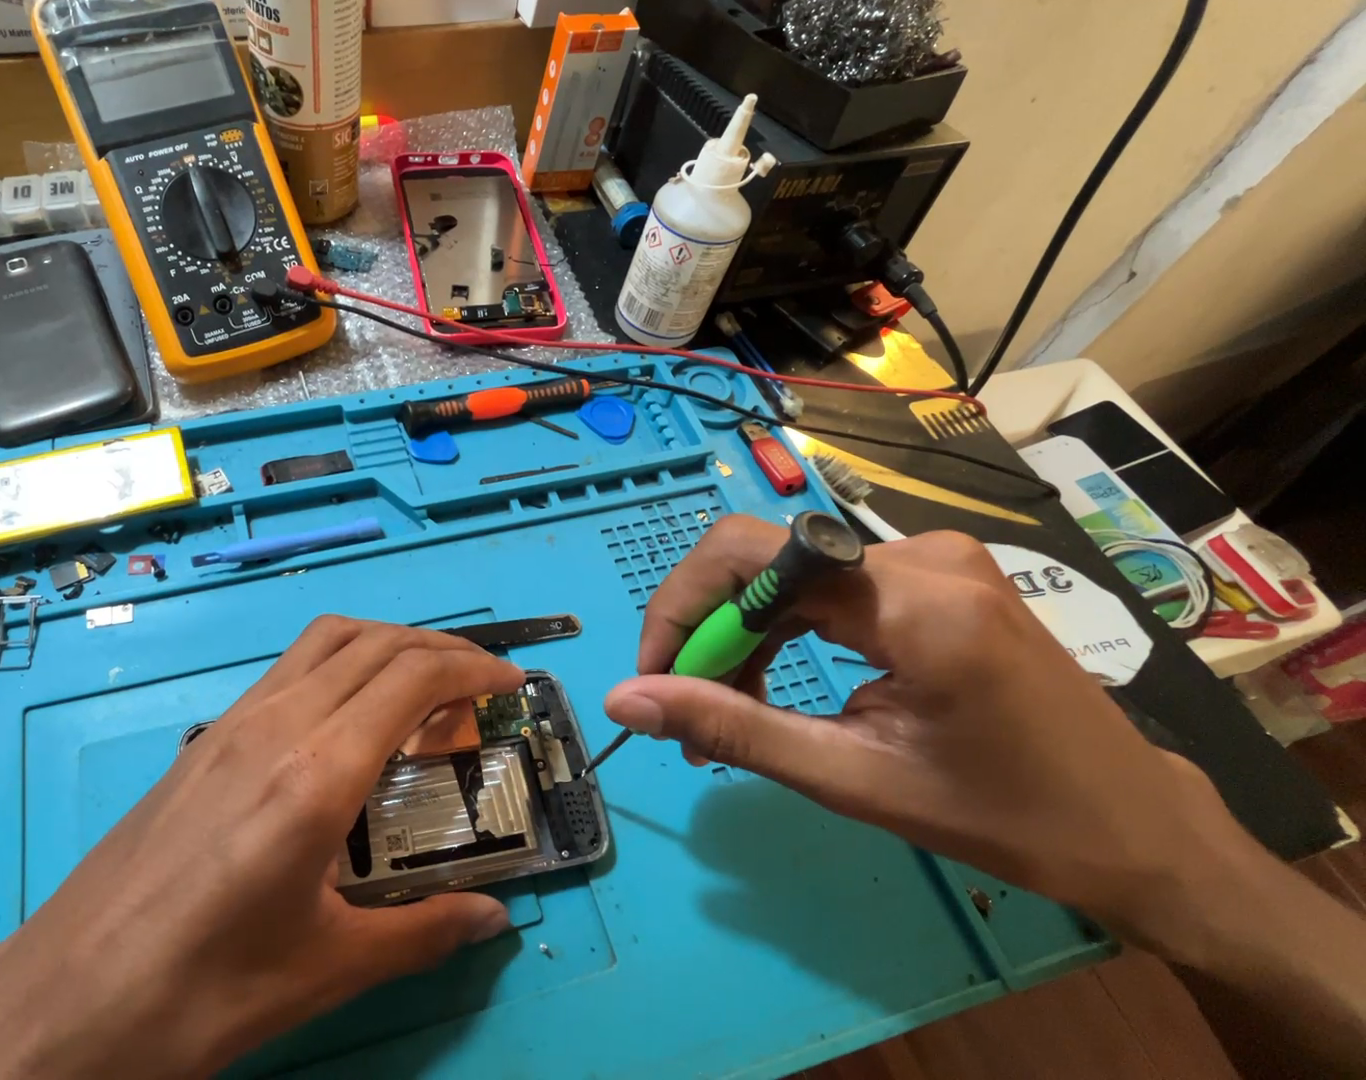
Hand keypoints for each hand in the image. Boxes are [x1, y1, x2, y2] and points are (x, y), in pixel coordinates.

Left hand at [0, 618, 520, 1078]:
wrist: (68, 998)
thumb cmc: (205, 991)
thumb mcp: (329, 968)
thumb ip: (424, 932)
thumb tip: (495, 917)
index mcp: (317, 773)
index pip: (410, 677)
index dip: (472, 668)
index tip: (513, 683)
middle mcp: (276, 725)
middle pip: (374, 643)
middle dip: (441, 648)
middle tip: (484, 682)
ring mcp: (232, 723)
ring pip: (325, 641)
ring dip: (387, 643)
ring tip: (426, 683)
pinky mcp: (206, 737)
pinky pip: (289, 669)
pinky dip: (341, 663)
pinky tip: (351, 717)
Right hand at [603, 516, 1254, 949]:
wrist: (1137, 825)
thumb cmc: (1004, 816)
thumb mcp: (853, 780)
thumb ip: (732, 728)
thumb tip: (624, 699)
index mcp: (915, 602)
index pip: (748, 556)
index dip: (681, 608)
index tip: (657, 680)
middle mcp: (921, 554)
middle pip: (761, 560)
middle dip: (707, 631)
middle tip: (687, 711)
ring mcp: (932, 557)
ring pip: (785, 572)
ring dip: (740, 636)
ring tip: (727, 709)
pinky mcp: (933, 573)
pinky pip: (821, 583)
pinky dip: (780, 631)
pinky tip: (772, 682)